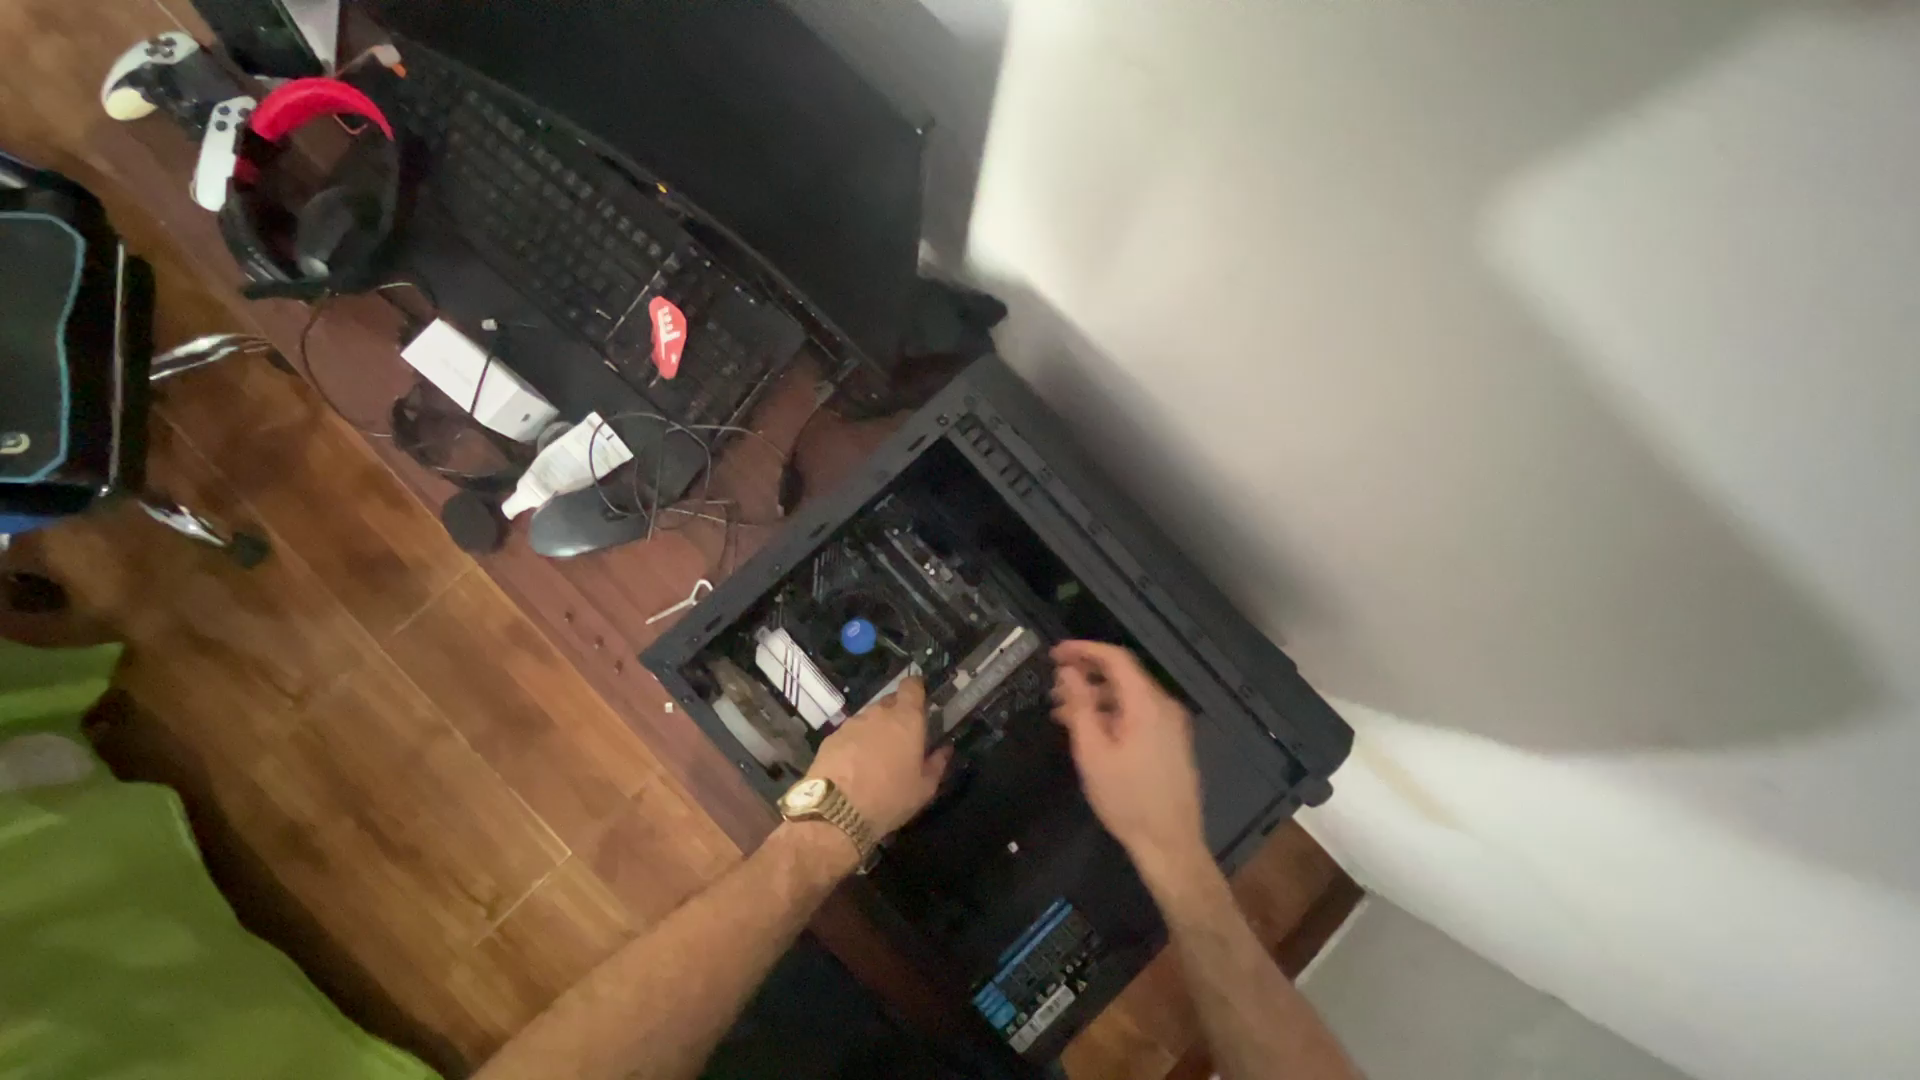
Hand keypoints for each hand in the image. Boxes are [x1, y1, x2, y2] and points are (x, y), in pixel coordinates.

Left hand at [808, 677, 952, 836]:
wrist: (836, 811)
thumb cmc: (889, 798)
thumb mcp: (924, 788)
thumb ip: (937, 763)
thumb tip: (946, 749)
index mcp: (907, 720)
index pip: (912, 686)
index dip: (917, 688)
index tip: (921, 699)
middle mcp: (879, 713)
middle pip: (891, 702)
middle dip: (898, 714)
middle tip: (902, 738)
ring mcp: (853, 723)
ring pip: (869, 718)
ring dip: (876, 730)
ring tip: (877, 756)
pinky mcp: (832, 737)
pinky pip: (850, 733)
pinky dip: (856, 743)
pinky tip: (855, 766)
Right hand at [1051, 641, 1206, 875]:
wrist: (1170, 844)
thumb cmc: (1126, 799)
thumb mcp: (1093, 751)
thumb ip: (1080, 705)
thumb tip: (1069, 671)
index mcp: (1147, 704)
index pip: (1115, 658)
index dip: (1084, 649)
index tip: (1055, 654)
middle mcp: (1164, 706)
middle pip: (1123, 675)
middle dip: (1086, 675)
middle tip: (1054, 684)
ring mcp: (1171, 725)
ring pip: (1129, 696)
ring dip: (1096, 696)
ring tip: (1062, 711)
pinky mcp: (1171, 742)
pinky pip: (1138, 714)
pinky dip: (1112, 713)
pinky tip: (1089, 730)